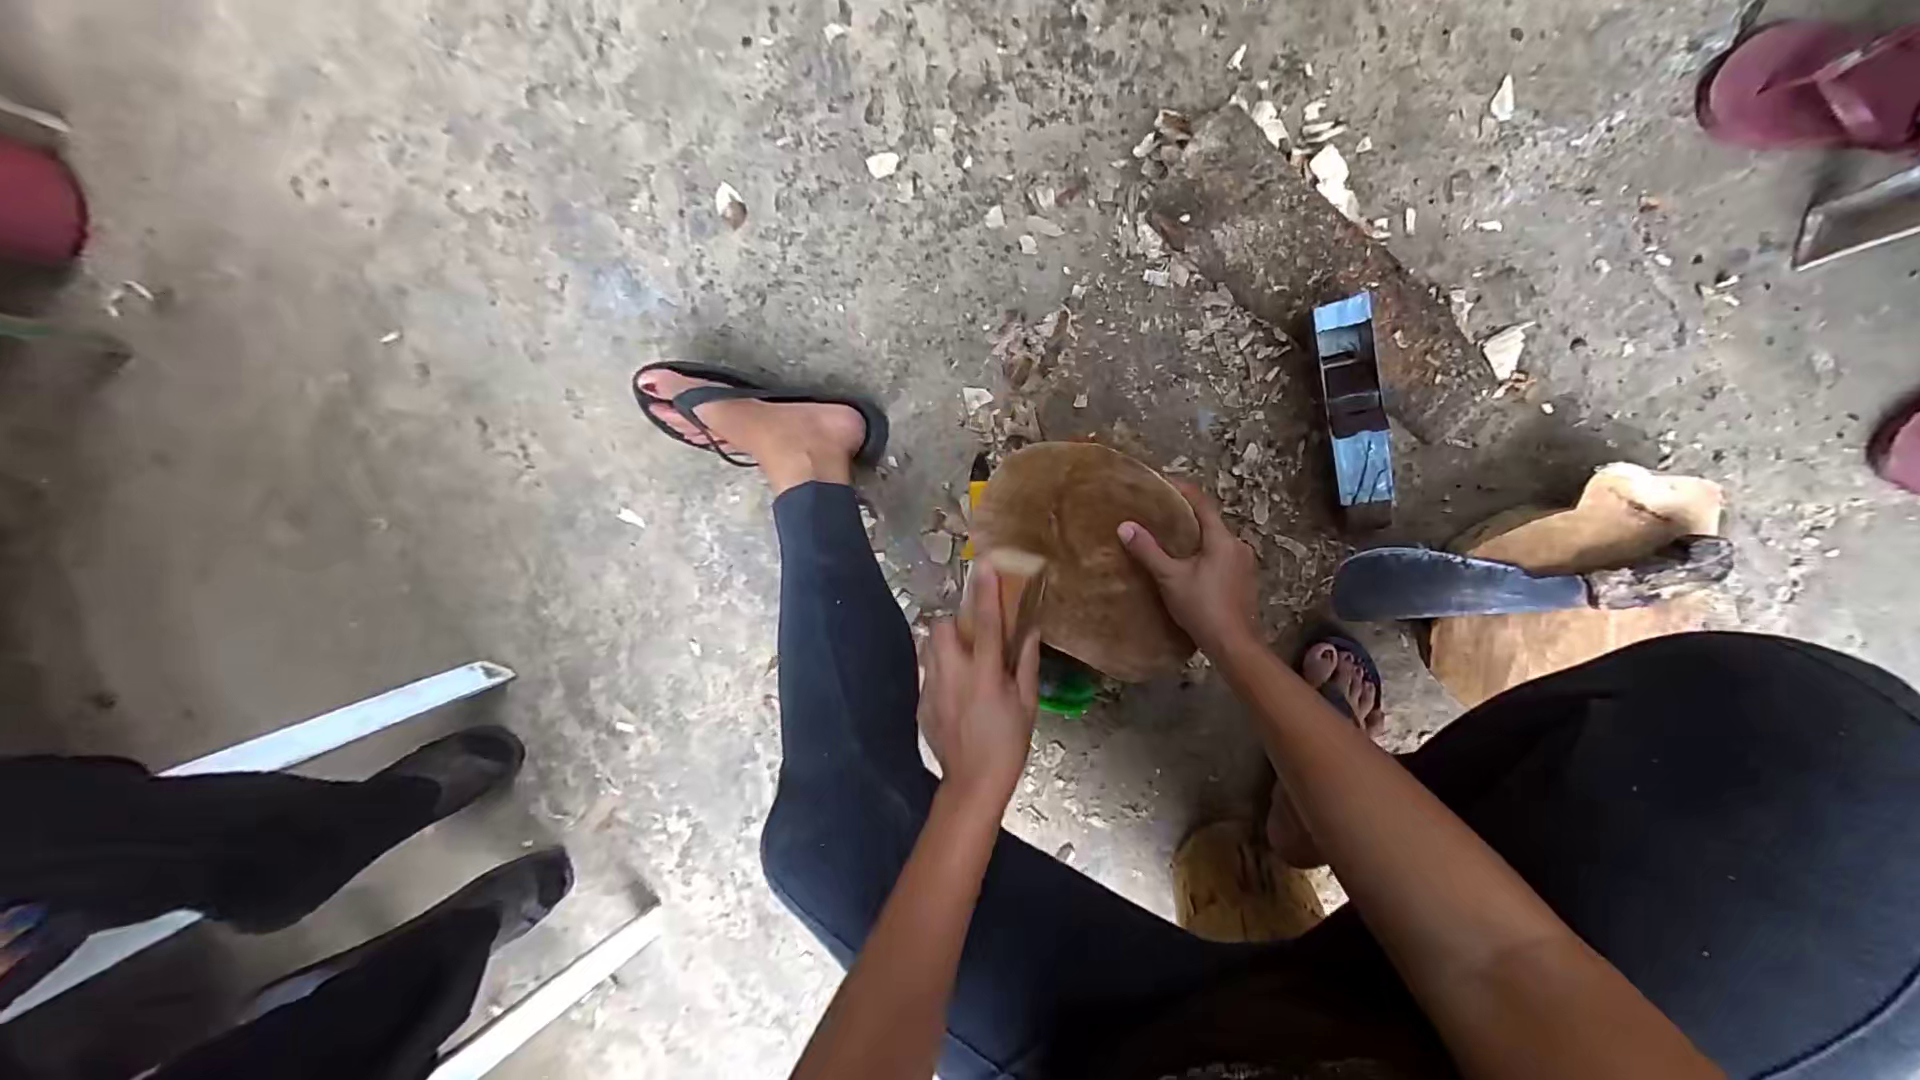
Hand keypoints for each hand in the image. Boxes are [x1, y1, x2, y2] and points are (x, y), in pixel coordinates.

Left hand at [917, 560, 1041, 807]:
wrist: (972, 783)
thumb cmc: (1008, 744)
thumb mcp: (1027, 705)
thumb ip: (1026, 664)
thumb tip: (1030, 631)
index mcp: (985, 674)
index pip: (986, 623)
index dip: (987, 592)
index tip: (984, 565)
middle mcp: (954, 674)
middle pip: (942, 628)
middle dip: (955, 624)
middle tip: (971, 638)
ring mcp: (933, 688)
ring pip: (928, 646)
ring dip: (944, 645)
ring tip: (962, 662)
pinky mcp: (921, 701)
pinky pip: (926, 672)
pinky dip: (939, 671)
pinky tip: (955, 692)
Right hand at [1117, 481, 1259, 653]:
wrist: (1235, 645)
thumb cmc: (1203, 608)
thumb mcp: (1170, 578)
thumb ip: (1148, 551)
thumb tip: (1125, 526)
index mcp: (1222, 539)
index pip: (1202, 503)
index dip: (1183, 490)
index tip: (1163, 481)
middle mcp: (1238, 547)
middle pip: (1210, 522)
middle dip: (1186, 516)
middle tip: (1160, 512)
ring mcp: (1244, 565)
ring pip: (1216, 542)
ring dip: (1195, 538)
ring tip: (1170, 539)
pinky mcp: (1243, 582)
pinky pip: (1221, 558)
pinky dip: (1204, 555)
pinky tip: (1188, 565)